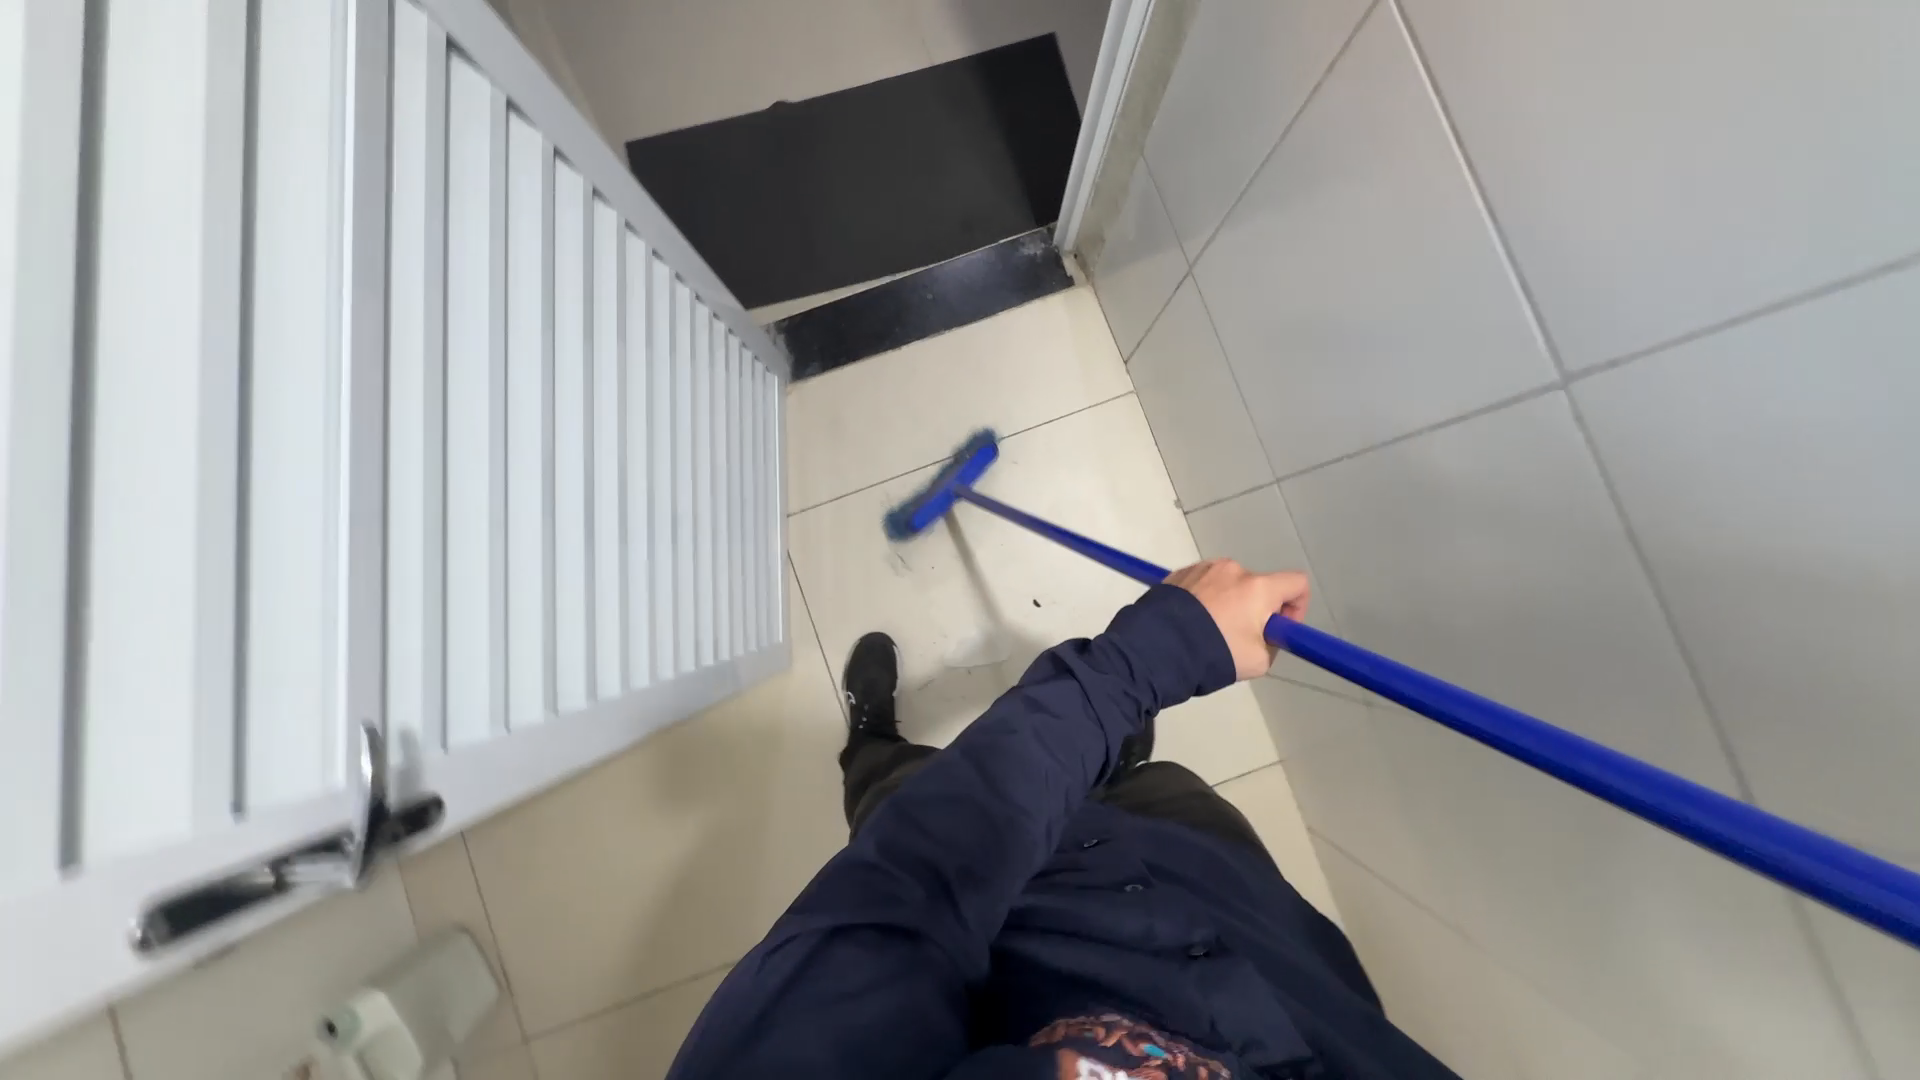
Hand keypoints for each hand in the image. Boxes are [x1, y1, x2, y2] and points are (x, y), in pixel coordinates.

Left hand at [1164, 559, 1309, 680]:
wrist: (1158, 647)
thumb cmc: (1215, 653)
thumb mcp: (1259, 661)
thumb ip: (1270, 643)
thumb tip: (1261, 634)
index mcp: (1257, 586)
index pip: (1297, 582)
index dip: (1297, 606)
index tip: (1279, 628)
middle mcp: (1231, 569)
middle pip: (1258, 585)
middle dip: (1255, 609)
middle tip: (1239, 637)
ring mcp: (1201, 568)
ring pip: (1227, 584)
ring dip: (1227, 602)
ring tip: (1208, 631)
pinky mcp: (1178, 574)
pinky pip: (1202, 584)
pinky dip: (1203, 599)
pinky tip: (1190, 622)